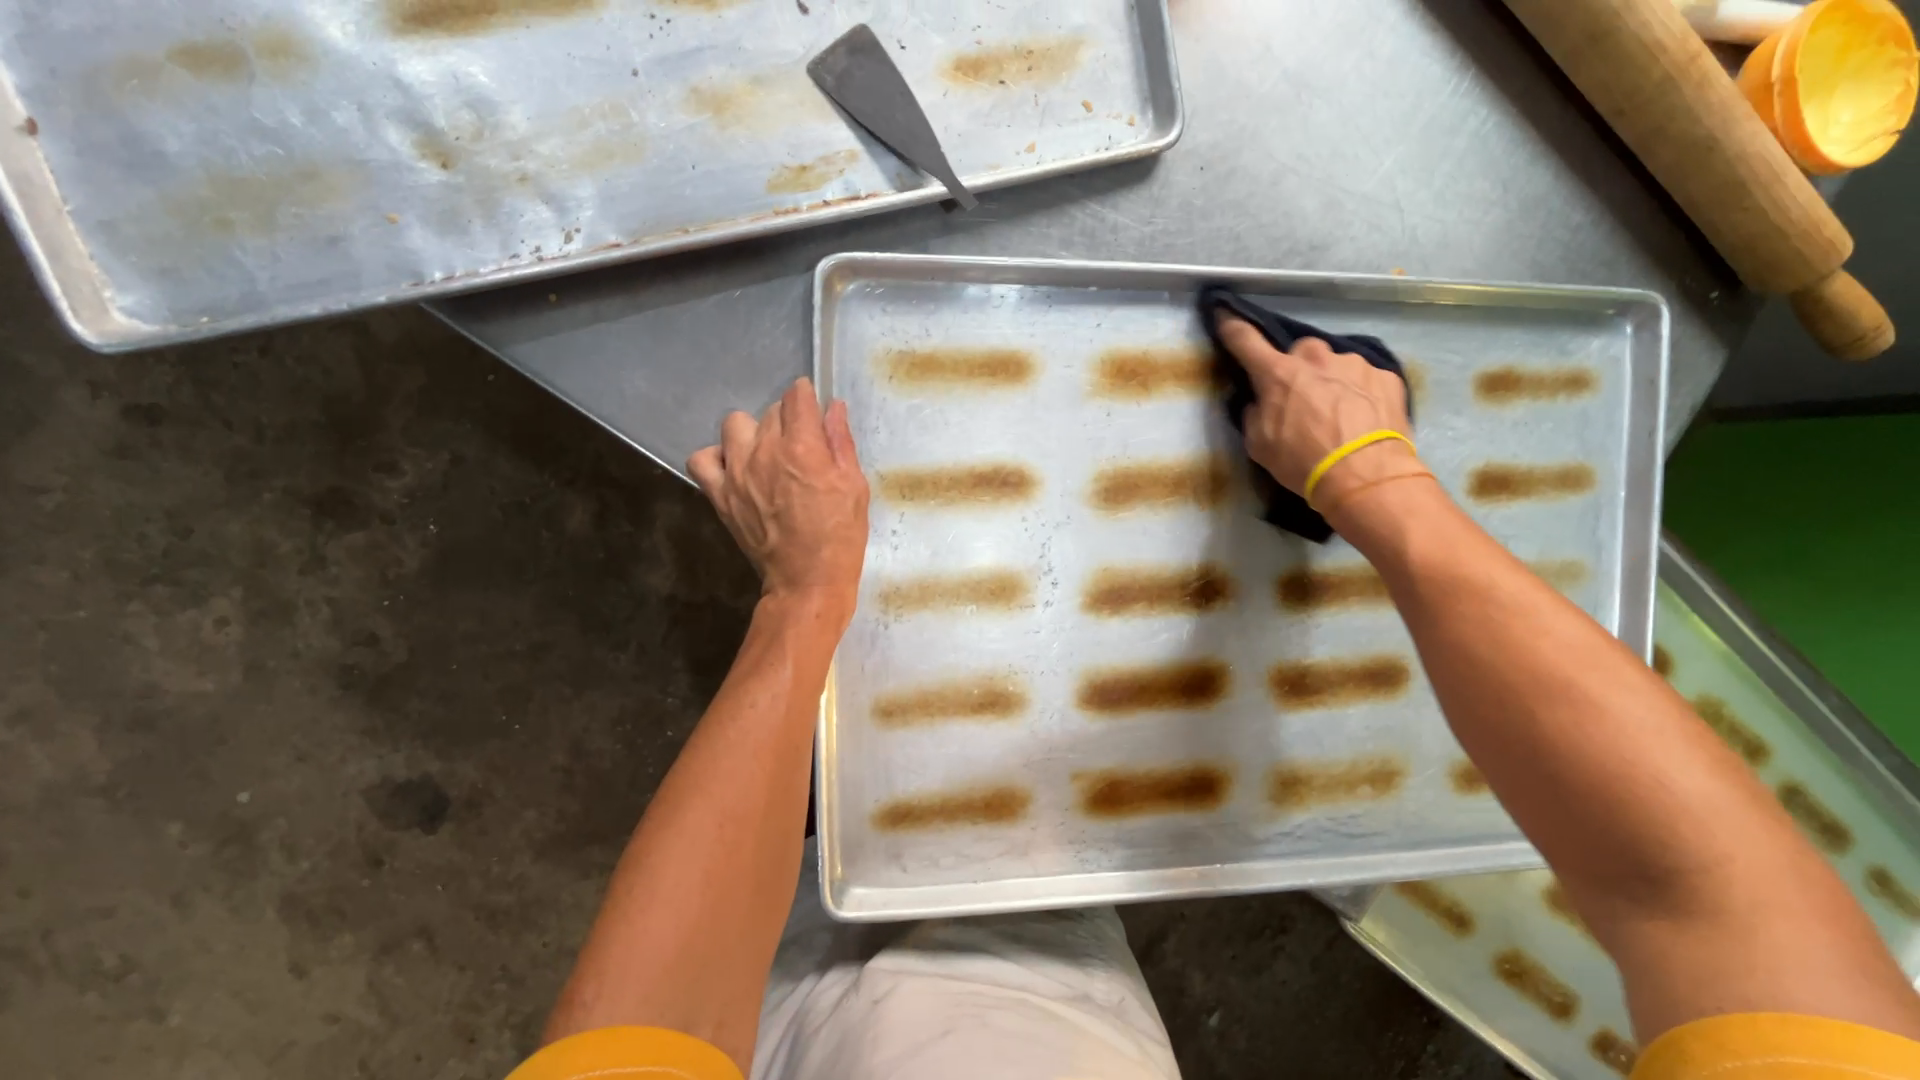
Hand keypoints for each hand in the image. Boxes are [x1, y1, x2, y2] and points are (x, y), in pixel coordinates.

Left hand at [687, 378, 869, 604]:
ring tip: (766, 454)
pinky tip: (735, 468)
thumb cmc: (840, 536)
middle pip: (770, 412)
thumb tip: (833, 408)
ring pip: (735, 425)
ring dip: (752, 433)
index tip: (812, 407)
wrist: (806, 581)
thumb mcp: (854, 487)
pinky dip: (716, 458)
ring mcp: (737, 473)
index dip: (806, 397)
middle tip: (800, 446)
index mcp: (803, 448)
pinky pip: (702, 459)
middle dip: (787, 420)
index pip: (796, 396)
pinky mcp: (720, 495)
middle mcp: (765, 452)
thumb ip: (841, 442)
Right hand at [1214, 314, 1431, 516]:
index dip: (1232, 326)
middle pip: (1300, 352)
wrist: (1366, 476)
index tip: (1224, 314)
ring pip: (1335, 364)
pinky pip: (1365, 378)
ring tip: (1339, 415)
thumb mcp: (1259, 445)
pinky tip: (1363, 418)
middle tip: (1302, 399)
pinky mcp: (1385, 375)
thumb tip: (1259, 401)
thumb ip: (1254, 414)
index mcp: (1278, 373)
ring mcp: (1354, 363)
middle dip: (1298, 369)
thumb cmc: (1303, 462)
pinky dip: (1361, 393)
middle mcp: (1315, 358)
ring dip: (1332, 382)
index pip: (1246, 341)